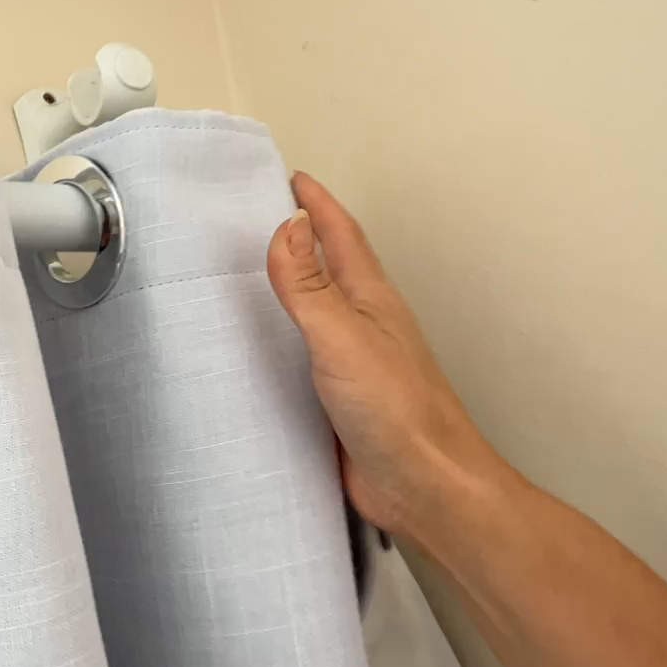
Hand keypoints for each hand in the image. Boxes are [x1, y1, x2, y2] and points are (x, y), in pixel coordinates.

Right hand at [266, 172, 507, 538]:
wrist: (424, 489)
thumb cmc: (396, 411)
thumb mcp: (344, 338)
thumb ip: (310, 286)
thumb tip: (289, 224)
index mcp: (369, 300)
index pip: (340, 236)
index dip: (316, 203)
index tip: (289, 177)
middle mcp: (360, 324)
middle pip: (327, 266)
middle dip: (298, 235)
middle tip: (256, 215)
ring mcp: (347, 361)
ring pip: (312, 309)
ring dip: (285, 285)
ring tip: (243, 272)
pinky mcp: (331, 397)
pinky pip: (297, 353)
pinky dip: (275, 338)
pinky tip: (252, 347)